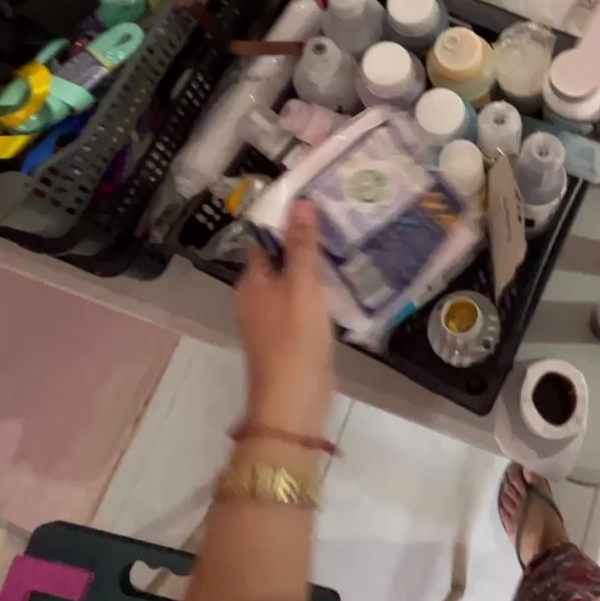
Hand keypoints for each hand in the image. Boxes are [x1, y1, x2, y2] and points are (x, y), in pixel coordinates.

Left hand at [237, 201, 334, 434]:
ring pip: (295, 281)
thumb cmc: (294, 337)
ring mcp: (274, 317)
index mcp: (252, 281)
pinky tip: (343, 282)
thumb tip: (300, 201)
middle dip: (305, 241)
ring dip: (315, 266)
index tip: (317, 201)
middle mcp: (257, 296)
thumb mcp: (302, 285)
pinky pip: (305, 302)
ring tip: (347, 243)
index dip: (287, 219)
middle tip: (340, 218)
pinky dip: (320, 290)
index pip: (265, 239)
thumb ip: (302, 244)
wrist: (294, 399)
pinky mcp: (292, 334)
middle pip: (281, 259)